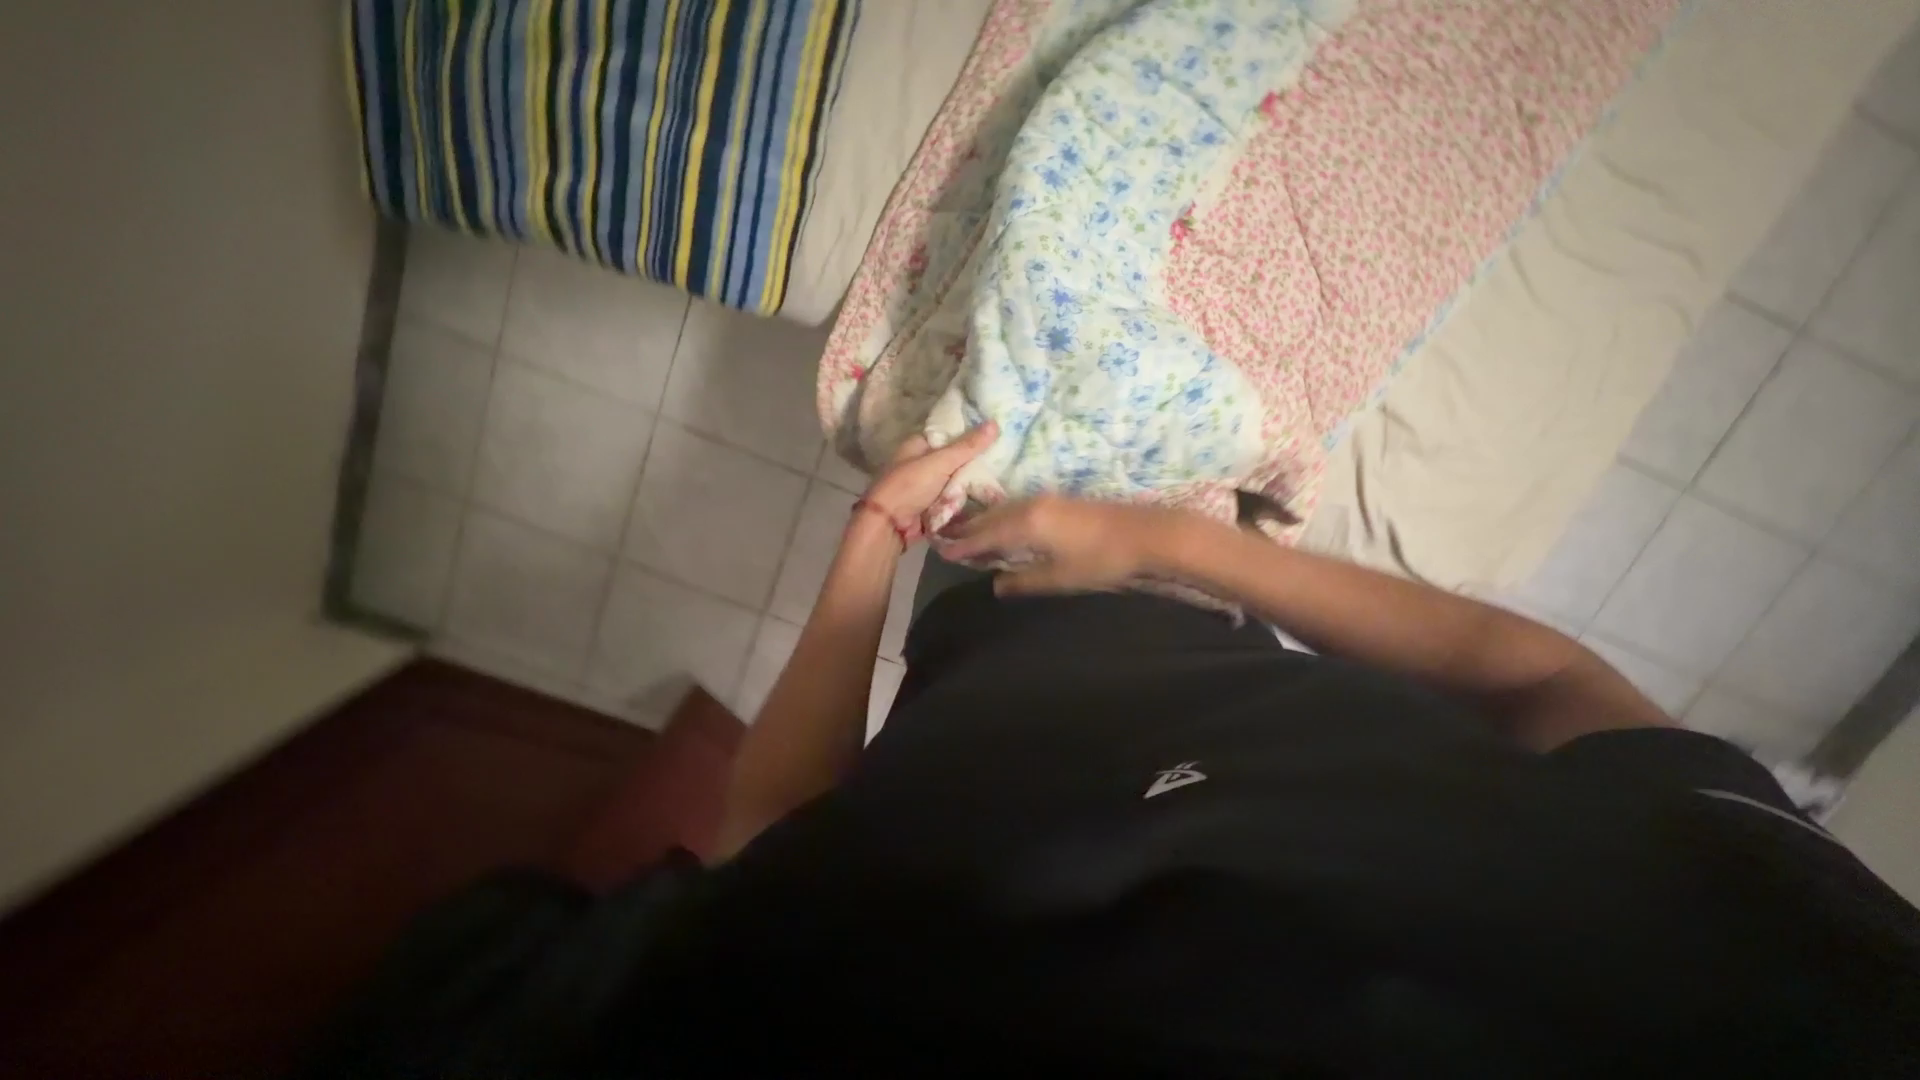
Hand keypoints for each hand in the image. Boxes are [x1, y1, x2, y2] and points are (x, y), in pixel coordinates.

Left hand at [861, 422, 999, 529]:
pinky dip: (963, 498)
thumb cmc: (910, 486)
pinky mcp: (930, 505)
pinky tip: (986, 495)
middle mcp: (921, 462)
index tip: (995, 435)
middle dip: (973, 462)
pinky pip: (951, 498)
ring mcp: (925, 485)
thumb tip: (994, 423)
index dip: (970, 434)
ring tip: (1000, 476)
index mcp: (918, 445)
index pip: (949, 434)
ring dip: (970, 482)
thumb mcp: (940, 463)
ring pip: (955, 479)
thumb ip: (967, 446)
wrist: (888, 526)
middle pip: (954, 459)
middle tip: (1001, 459)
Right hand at [940, 495, 1194, 595]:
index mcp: (1026, 524)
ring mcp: (1047, 500)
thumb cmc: (1101, 561)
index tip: (941, 551)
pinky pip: (1019, 508)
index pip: (984, 535)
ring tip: (970, 534)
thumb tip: (995, 585)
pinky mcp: (1060, 501)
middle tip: (947, 541)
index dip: (963, 545)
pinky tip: (1005, 527)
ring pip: (1005, 510)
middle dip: (969, 530)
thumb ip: (1023, 581)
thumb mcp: (1059, 578)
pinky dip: (1004, 518)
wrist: (1146, 534)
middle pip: (991, 518)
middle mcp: (1031, 506)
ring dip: (986, 522)